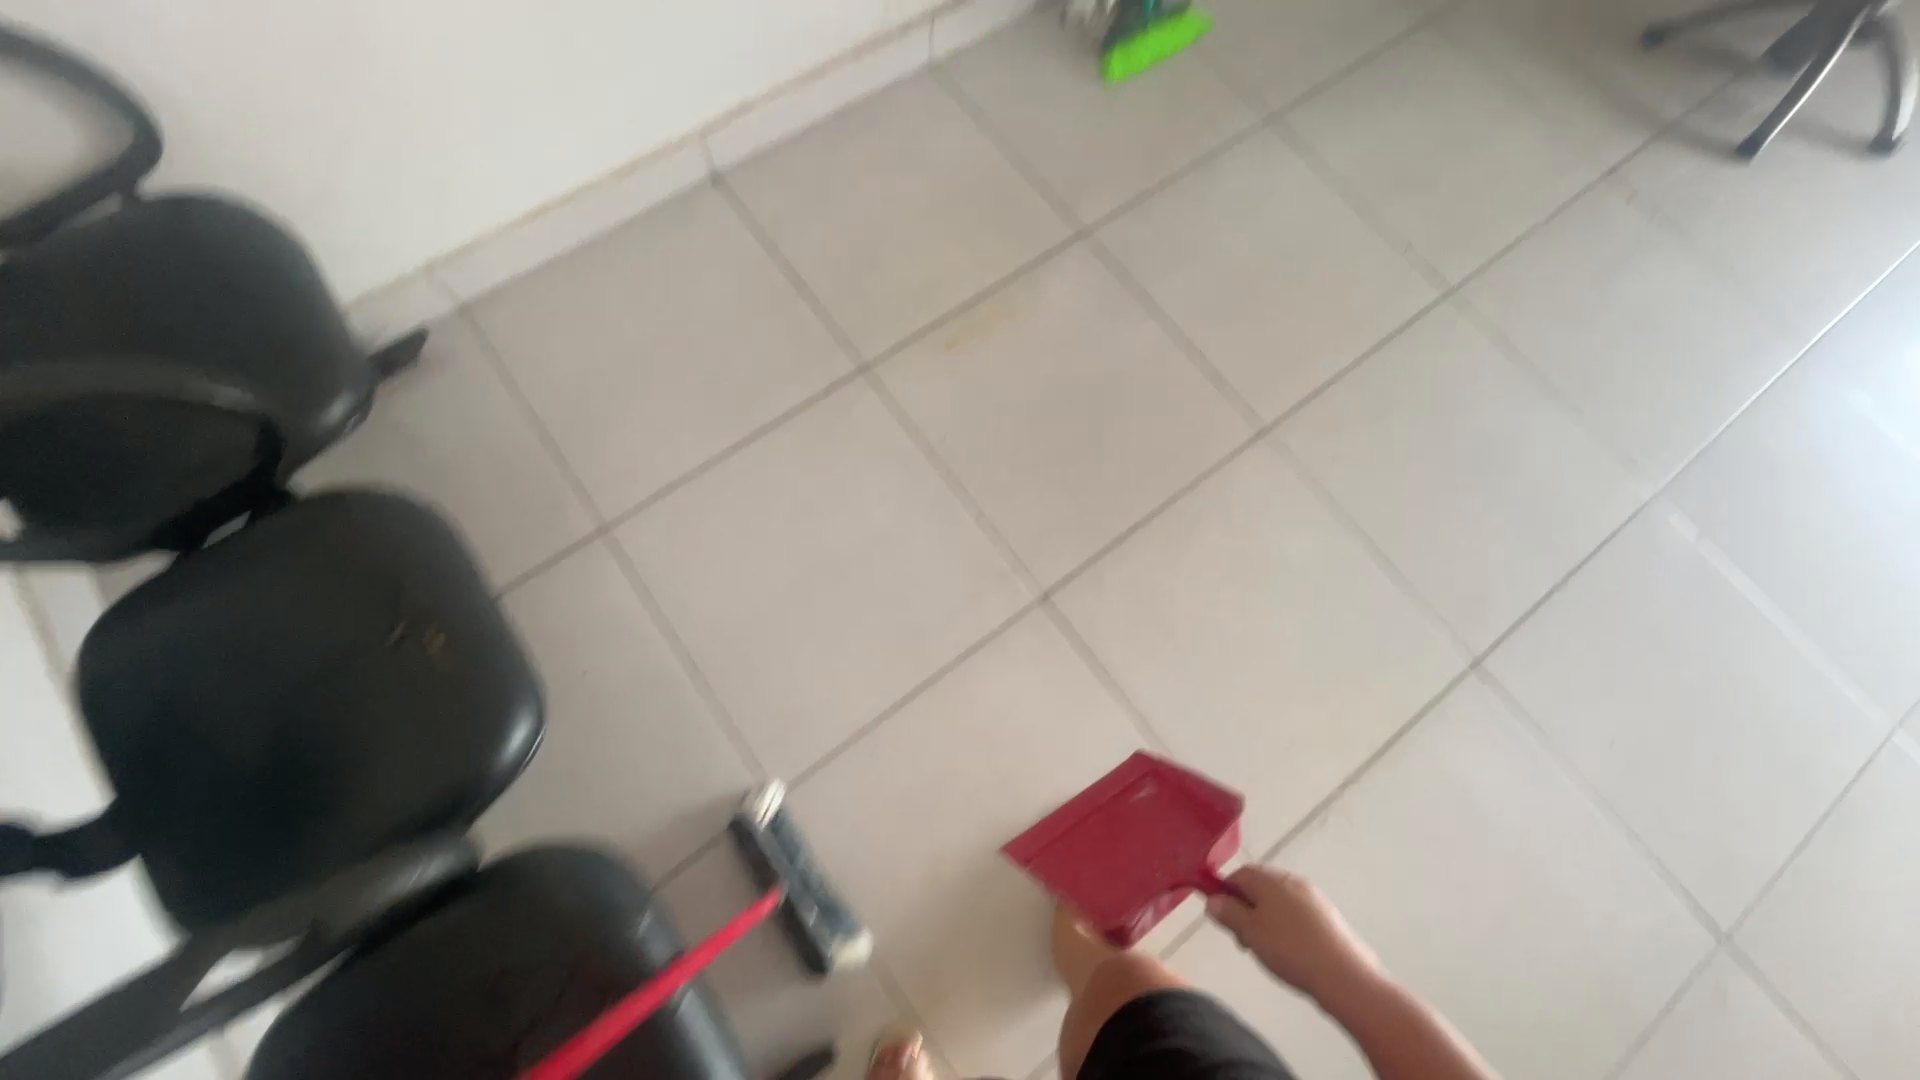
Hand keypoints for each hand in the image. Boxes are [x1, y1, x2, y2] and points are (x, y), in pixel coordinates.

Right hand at [1206, 867, 1383, 1004]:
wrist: (1346, 977)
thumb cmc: (1289, 950)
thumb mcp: (1249, 933)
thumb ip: (1228, 913)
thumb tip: (1213, 900)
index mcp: (1270, 879)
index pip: (1238, 874)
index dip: (1225, 893)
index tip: (1223, 920)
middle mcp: (1291, 880)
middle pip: (1259, 887)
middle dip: (1246, 909)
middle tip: (1244, 941)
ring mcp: (1313, 897)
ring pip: (1278, 902)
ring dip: (1266, 920)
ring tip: (1268, 951)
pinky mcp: (1328, 916)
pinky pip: (1297, 914)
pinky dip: (1287, 927)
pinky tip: (1291, 953)